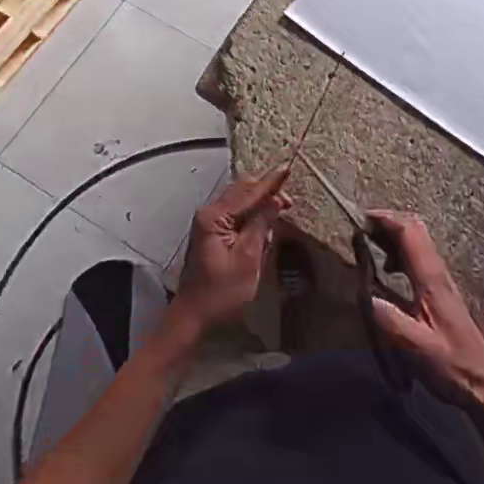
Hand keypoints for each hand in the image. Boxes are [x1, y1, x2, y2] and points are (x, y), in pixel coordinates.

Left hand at [168, 167, 291, 335]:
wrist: (194, 314)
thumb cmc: (222, 292)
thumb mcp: (248, 258)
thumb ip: (261, 225)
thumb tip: (275, 201)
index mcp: (214, 217)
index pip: (248, 193)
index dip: (270, 183)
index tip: (287, 169)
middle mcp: (208, 213)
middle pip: (241, 192)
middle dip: (265, 191)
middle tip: (288, 198)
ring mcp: (207, 222)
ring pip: (238, 201)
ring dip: (258, 202)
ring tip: (280, 206)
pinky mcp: (210, 232)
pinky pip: (234, 213)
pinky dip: (250, 213)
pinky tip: (263, 220)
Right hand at [367, 210, 483, 409]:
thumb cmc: (452, 366)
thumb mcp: (415, 347)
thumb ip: (389, 321)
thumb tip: (365, 296)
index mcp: (431, 279)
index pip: (409, 232)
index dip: (385, 219)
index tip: (361, 219)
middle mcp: (438, 273)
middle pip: (415, 228)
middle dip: (388, 221)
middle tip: (362, 229)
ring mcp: (441, 281)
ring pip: (418, 241)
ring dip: (393, 236)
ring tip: (369, 248)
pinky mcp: (441, 291)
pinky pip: (418, 257)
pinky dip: (399, 252)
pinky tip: (388, 271)